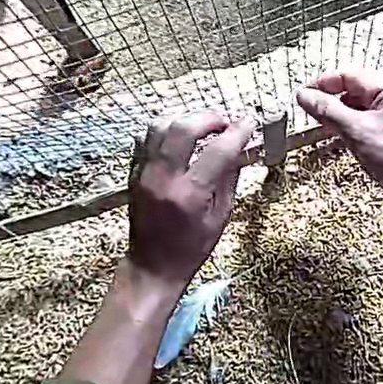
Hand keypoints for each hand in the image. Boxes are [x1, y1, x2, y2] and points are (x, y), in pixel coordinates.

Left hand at [125, 111, 254, 289]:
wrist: (152, 265)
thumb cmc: (191, 247)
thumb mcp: (220, 217)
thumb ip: (229, 180)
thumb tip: (238, 150)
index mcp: (190, 194)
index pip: (218, 151)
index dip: (237, 131)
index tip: (249, 121)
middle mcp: (163, 178)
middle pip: (183, 128)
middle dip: (209, 118)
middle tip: (224, 122)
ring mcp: (143, 173)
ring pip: (159, 125)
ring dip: (185, 118)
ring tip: (201, 126)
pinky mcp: (133, 172)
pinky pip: (145, 138)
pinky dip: (165, 130)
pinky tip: (179, 137)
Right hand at [295, 69, 382, 216]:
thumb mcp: (357, 131)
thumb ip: (328, 111)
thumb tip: (304, 96)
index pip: (347, 76)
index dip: (321, 85)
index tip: (301, 99)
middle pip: (353, 92)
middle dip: (330, 103)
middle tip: (310, 119)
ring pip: (359, 111)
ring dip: (339, 120)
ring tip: (323, 135)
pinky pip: (368, 127)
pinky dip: (352, 133)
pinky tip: (343, 146)